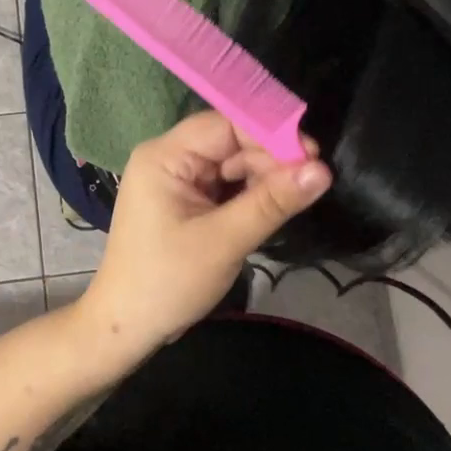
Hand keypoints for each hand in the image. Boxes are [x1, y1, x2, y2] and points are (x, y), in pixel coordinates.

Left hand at [77, 111, 331, 347]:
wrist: (126, 326)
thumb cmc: (168, 282)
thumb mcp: (225, 241)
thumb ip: (273, 202)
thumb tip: (323, 170)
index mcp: (164, 156)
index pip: (226, 124)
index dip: (271, 134)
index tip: (314, 156)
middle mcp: (168, 158)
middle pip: (230, 141)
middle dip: (271, 158)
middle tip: (313, 181)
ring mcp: (176, 180)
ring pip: (232, 164)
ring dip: (264, 177)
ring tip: (296, 197)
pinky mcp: (185, 201)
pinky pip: (225, 185)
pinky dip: (250, 194)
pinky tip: (274, 205)